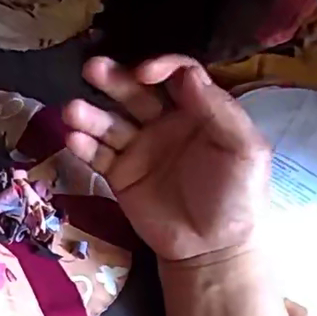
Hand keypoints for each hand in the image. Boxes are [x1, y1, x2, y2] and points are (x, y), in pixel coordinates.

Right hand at [63, 56, 269, 266]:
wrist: (213, 248)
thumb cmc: (237, 196)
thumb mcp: (245, 150)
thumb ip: (219, 110)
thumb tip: (186, 73)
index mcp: (198, 110)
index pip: (175, 76)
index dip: (159, 67)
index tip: (143, 72)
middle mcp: (164, 122)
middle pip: (134, 92)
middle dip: (113, 79)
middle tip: (92, 68)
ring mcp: (139, 148)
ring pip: (110, 123)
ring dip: (89, 114)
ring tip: (72, 111)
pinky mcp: (119, 175)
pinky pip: (98, 155)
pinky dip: (83, 146)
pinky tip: (72, 139)